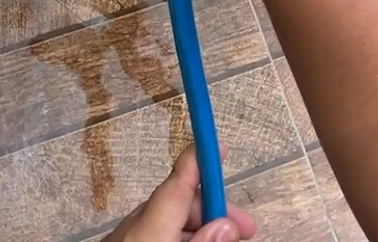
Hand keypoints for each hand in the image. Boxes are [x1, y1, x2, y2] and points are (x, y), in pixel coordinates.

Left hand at [104, 148, 257, 241]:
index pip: (179, 178)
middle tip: (247, 230)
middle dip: (214, 209)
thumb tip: (226, 224)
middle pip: (180, 203)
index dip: (199, 158)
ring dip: (200, 229)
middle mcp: (139, 226)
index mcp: (152, 223)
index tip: (217, 145)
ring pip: (170, 223)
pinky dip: (180, 239)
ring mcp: (131, 238)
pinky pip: (157, 236)